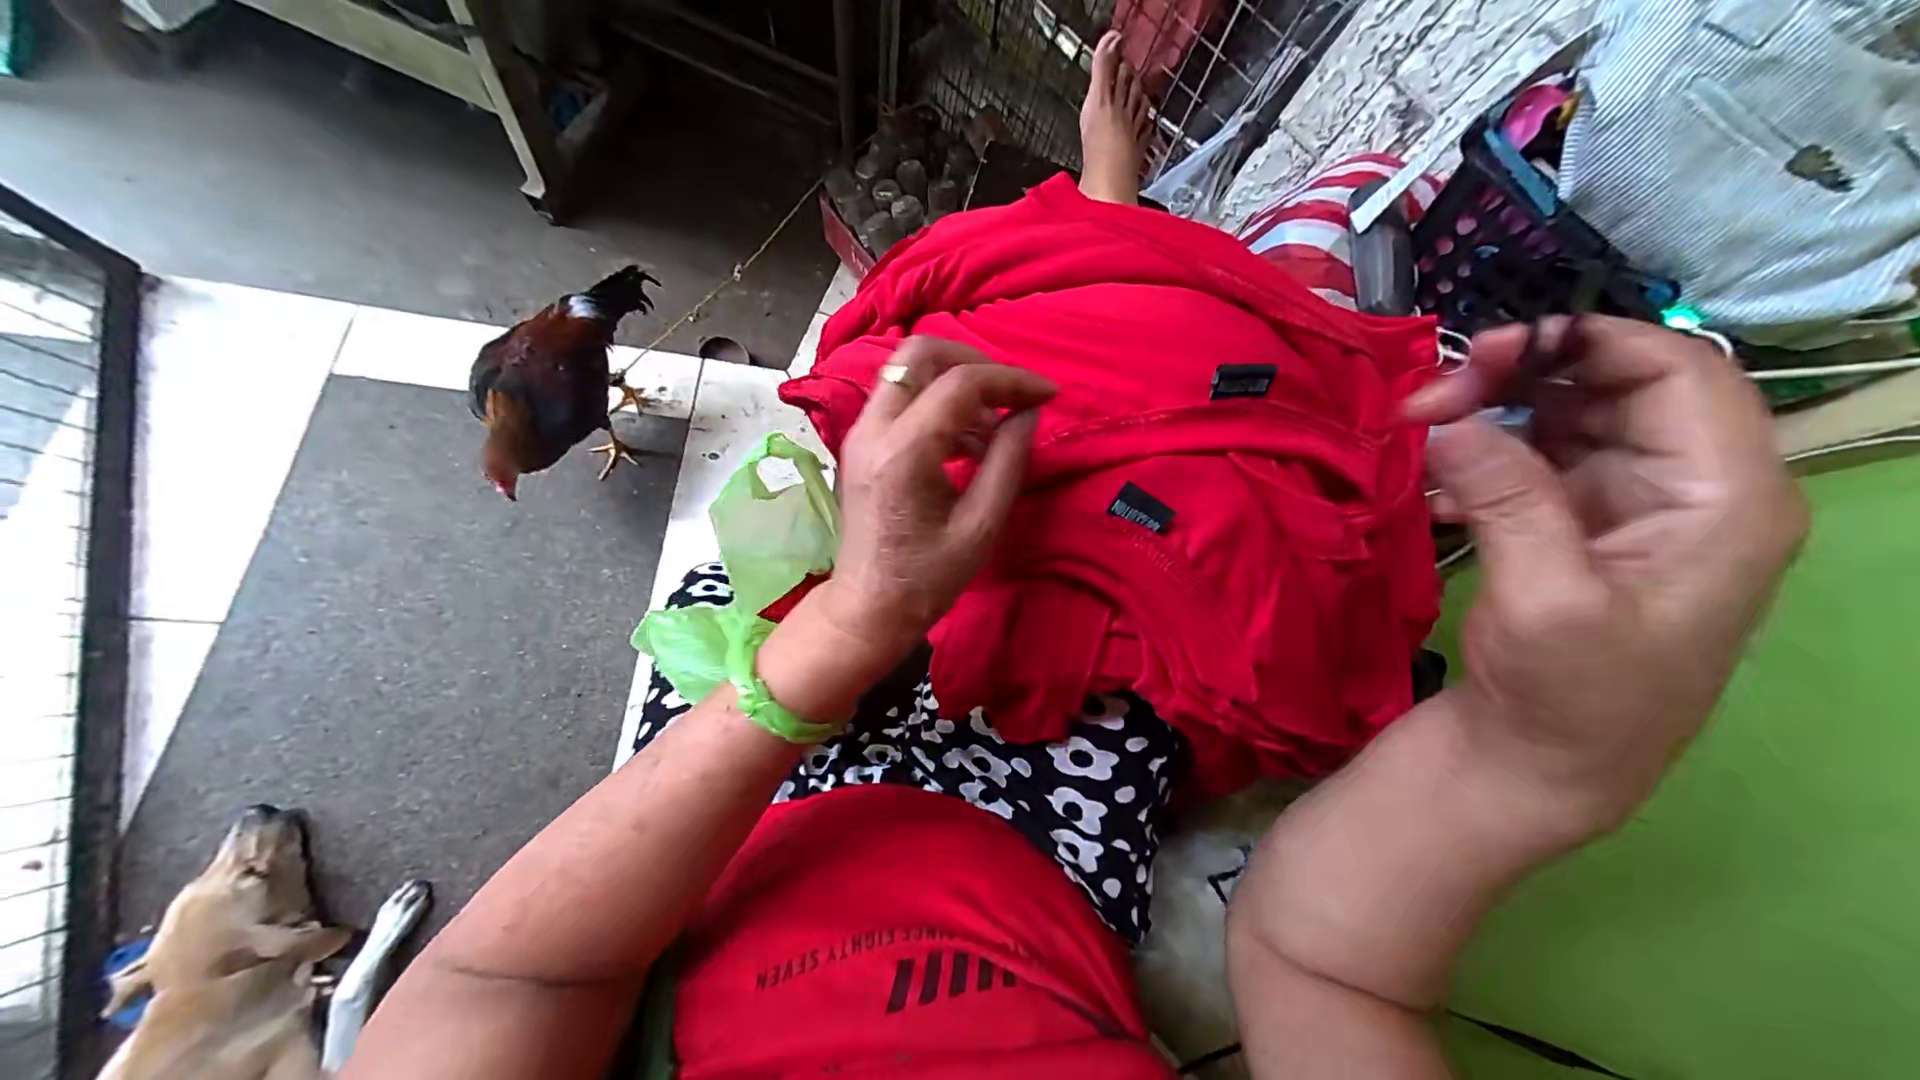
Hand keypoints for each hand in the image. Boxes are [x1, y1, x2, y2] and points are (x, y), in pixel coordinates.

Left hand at [817, 336, 1056, 661]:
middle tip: (1011, 395)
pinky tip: (965, 442)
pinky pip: (900, 396)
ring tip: (993, 430)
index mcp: (903, 452)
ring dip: (956, 383)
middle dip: (975, 362)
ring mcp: (859, 433)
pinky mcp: (860, 443)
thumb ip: (1009, 460)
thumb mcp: (981, 525)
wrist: (868, 608)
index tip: (1047, 396)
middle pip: (920, 352)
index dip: (1012, 380)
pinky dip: (937, 401)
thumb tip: (1028, 413)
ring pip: (908, 369)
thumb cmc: (927, 579)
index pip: (961, 383)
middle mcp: (872, 429)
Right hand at [1404, 315, 1805, 840]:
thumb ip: (1509, 496)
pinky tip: (1437, 487)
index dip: (1585, 341)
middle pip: (1612, 386)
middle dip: (1519, 376)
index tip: (1485, 351)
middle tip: (1430, 398)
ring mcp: (1625, 504)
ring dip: (1489, 414)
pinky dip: (1477, 459)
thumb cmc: (1570, 692)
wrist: (1539, 761)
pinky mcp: (1573, 524)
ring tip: (1419, 434)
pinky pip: (1528, 461)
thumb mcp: (1546, 596)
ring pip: (1563, 418)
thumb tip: (1450, 419)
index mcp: (1724, 496)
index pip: (1676, 372)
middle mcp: (1685, 486)